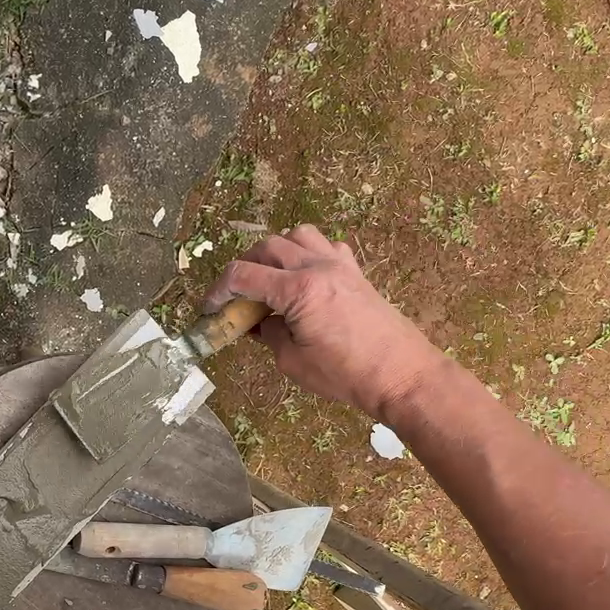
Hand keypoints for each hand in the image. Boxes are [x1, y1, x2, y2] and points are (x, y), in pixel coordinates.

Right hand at [204, 225, 448, 420]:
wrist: (400, 374)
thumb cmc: (343, 374)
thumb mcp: (291, 360)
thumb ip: (269, 333)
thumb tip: (259, 322)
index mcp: (298, 290)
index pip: (243, 274)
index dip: (218, 289)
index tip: (209, 307)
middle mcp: (317, 267)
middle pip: (267, 246)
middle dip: (242, 267)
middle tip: (235, 296)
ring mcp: (339, 265)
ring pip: (296, 235)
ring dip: (274, 252)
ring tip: (268, 279)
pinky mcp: (355, 272)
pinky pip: (324, 246)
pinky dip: (305, 254)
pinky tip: (302, 278)